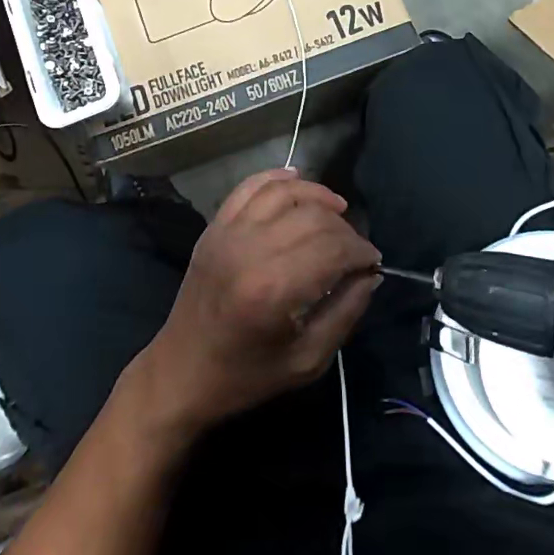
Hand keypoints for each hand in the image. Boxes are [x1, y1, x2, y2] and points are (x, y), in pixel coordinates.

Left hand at [129, 169, 380, 434]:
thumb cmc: (245, 376)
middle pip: (312, 216)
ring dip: (317, 197)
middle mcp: (248, 250)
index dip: (361, 251)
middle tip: (355, 250)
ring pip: (282, 193)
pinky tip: (298, 182)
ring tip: (337, 211)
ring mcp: (226, 234)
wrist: (180, 372)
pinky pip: (248, 188)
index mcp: (272, 289)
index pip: (333, 247)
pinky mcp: (213, 229)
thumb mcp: (307, 361)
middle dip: (345, 228)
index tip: (372, 263)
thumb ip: (345, 314)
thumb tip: (370, 276)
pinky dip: (276, 178)